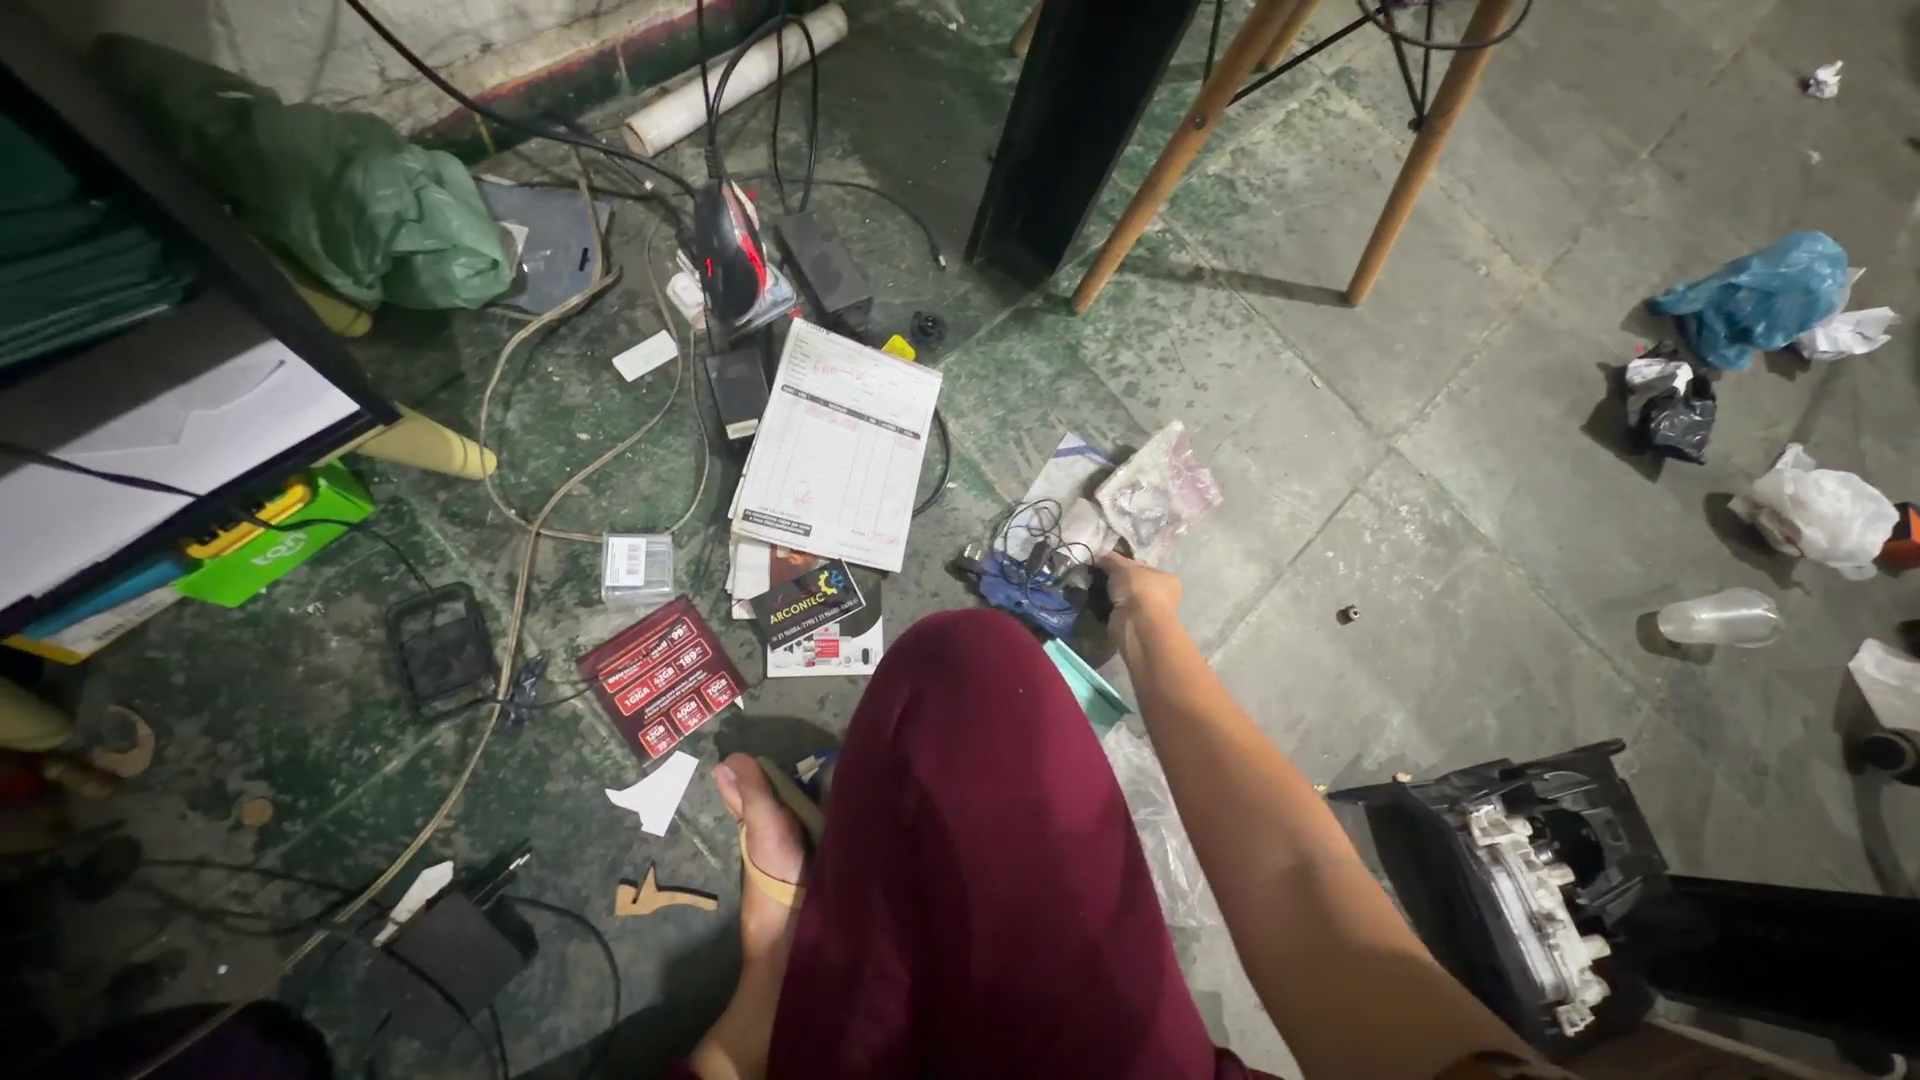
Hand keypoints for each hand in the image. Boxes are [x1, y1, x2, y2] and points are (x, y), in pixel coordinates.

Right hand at [1096, 551, 1181, 647]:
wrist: (1136, 623)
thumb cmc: (1138, 589)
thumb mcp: (1122, 566)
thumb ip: (1111, 559)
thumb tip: (1100, 555)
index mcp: (1167, 579)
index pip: (1143, 568)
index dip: (1124, 564)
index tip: (1106, 564)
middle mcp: (1163, 597)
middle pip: (1134, 584)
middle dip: (1117, 582)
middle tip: (1099, 577)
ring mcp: (1150, 613)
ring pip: (1126, 599)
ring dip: (1112, 596)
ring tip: (1095, 590)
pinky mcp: (1136, 626)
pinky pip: (1119, 613)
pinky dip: (1110, 609)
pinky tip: (1098, 604)